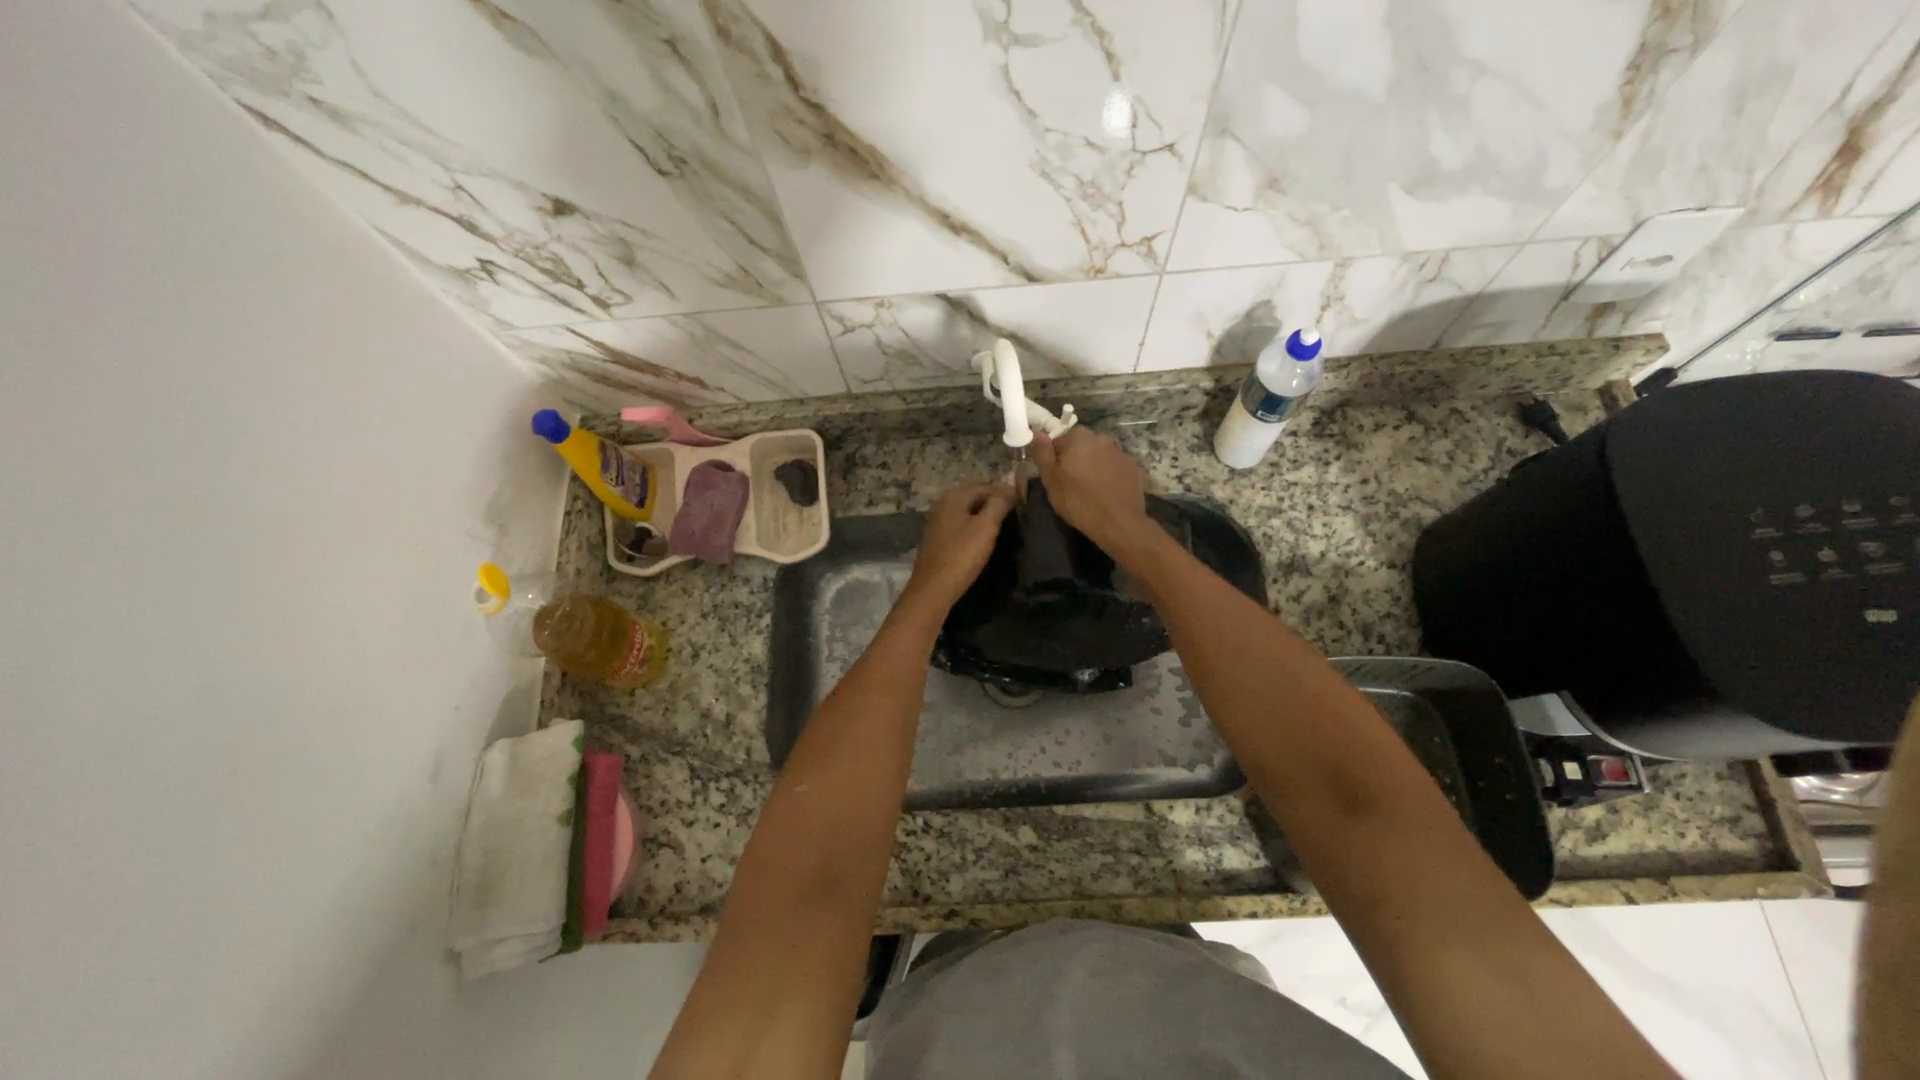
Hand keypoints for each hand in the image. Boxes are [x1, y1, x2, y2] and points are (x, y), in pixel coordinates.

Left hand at [903, 482, 1014, 612]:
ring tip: (1005, 528)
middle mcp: (943, 502)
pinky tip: (985, 538)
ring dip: (986, 516)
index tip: (1025, 506)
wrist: (934, 588)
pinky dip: (974, 527)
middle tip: (1017, 517)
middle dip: (996, 503)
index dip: (1007, 493)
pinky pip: (961, 524)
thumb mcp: (986, 527)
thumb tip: (1011, 485)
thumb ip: (999, 503)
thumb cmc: (962, 555)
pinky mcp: (938, 537)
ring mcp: (938, 520)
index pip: (987, 486)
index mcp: (954, 496)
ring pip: (968, 511)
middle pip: (976, 496)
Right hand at [1030, 429, 1150, 555]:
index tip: (1055, 477)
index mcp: (1079, 437)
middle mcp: (1101, 438)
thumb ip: (1043, 454)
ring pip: (1099, 456)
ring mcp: (1120, 452)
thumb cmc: (1078, 501)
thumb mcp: (1051, 480)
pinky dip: (1110, 475)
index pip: (1058, 441)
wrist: (1117, 522)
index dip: (1054, 459)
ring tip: (1091, 490)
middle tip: (1071, 484)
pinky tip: (1107, 492)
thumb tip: (1038, 433)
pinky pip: (1115, 467)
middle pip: (1081, 446)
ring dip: (1094, 467)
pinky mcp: (1134, 467)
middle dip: (1076, 460)